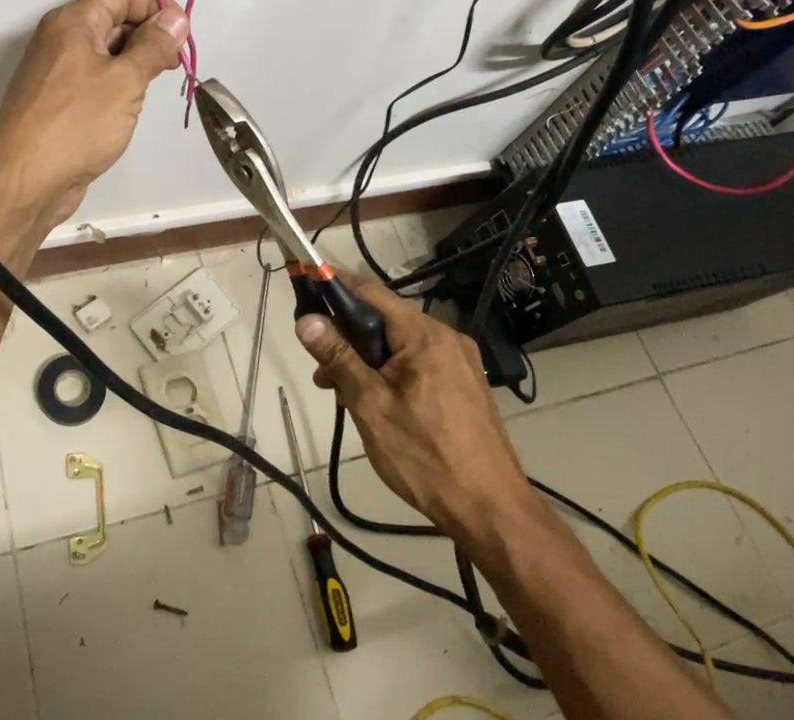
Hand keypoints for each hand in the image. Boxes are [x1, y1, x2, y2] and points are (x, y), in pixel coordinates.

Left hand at [0, 0, 188, 231]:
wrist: (25, 181)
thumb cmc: (77, 124)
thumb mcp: (125, 81)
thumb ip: (153, 47)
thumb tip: (174, 19)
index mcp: (72, 22)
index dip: (155, 4)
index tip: (182, 33)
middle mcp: (60, 39)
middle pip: (112, 18)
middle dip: (148, 33)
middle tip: (174, 63)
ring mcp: (56, 72)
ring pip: (104, 51)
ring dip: (135, 61)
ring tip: (155, 85)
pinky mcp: (57, 103)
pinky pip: (93, 79)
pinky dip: (117, 84)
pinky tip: (131, 107)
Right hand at [296, 272, 538, 537]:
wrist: (488, 507)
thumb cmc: (424, 454)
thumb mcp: (370, 404)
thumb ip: (338, 357)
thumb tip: (307, 320)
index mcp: (425, 335)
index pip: (372, 291)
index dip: (335, 286)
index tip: (305, 286)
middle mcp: (447, 339)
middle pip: (386, 320)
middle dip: (347, 337)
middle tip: (319, 368)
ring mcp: (460, 363)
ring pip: (400, 346)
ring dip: (366, 360)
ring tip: (340, 393)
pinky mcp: (465, 386)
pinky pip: (418, 365)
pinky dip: (390, 373)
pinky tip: (373, 402)